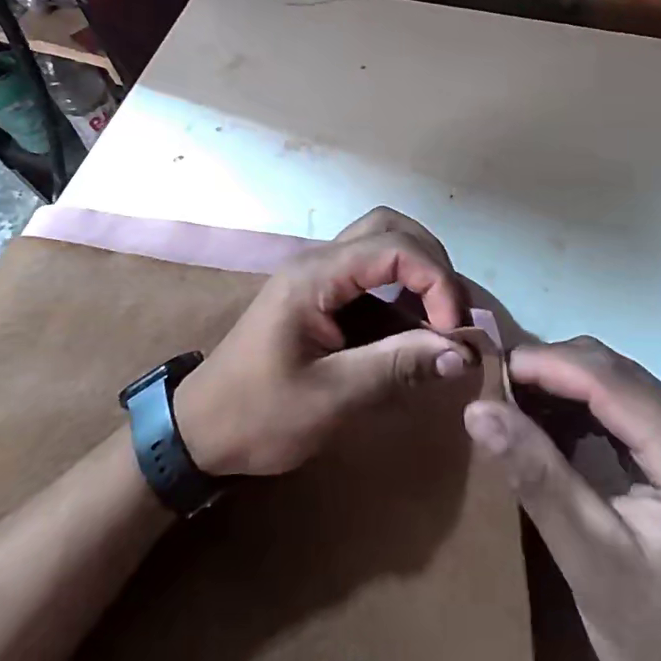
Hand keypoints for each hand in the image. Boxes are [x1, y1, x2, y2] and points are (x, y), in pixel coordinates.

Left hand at [173, 208, 478, 476]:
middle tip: (450, 312)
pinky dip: (402, 293)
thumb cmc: (258, 415)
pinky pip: (372, 277)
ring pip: (381, 245)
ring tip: (441, 321)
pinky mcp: (321, 298)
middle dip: (431, 262)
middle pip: (389, 228)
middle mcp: (318, 263)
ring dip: (419, 273)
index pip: (394, 246)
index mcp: (314, 276)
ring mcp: (318, 278)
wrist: (199, 432)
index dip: (436, 280)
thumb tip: (461, 351)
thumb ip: (397, 366)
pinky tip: (415, 332)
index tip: (453, 331)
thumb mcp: (331, 397)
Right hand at [463, 337, 660, 660]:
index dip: (546, 363)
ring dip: (569, 386)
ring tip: (515, 403)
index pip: (610, 380)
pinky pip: (636, 413)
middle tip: (495, 387)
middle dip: (554, 369)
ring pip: (626, 387)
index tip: (488, 367)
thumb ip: (538, 478)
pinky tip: (556, 428)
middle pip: (620, 374)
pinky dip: (590, 410)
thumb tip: (476, 410)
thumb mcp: (593, 562)